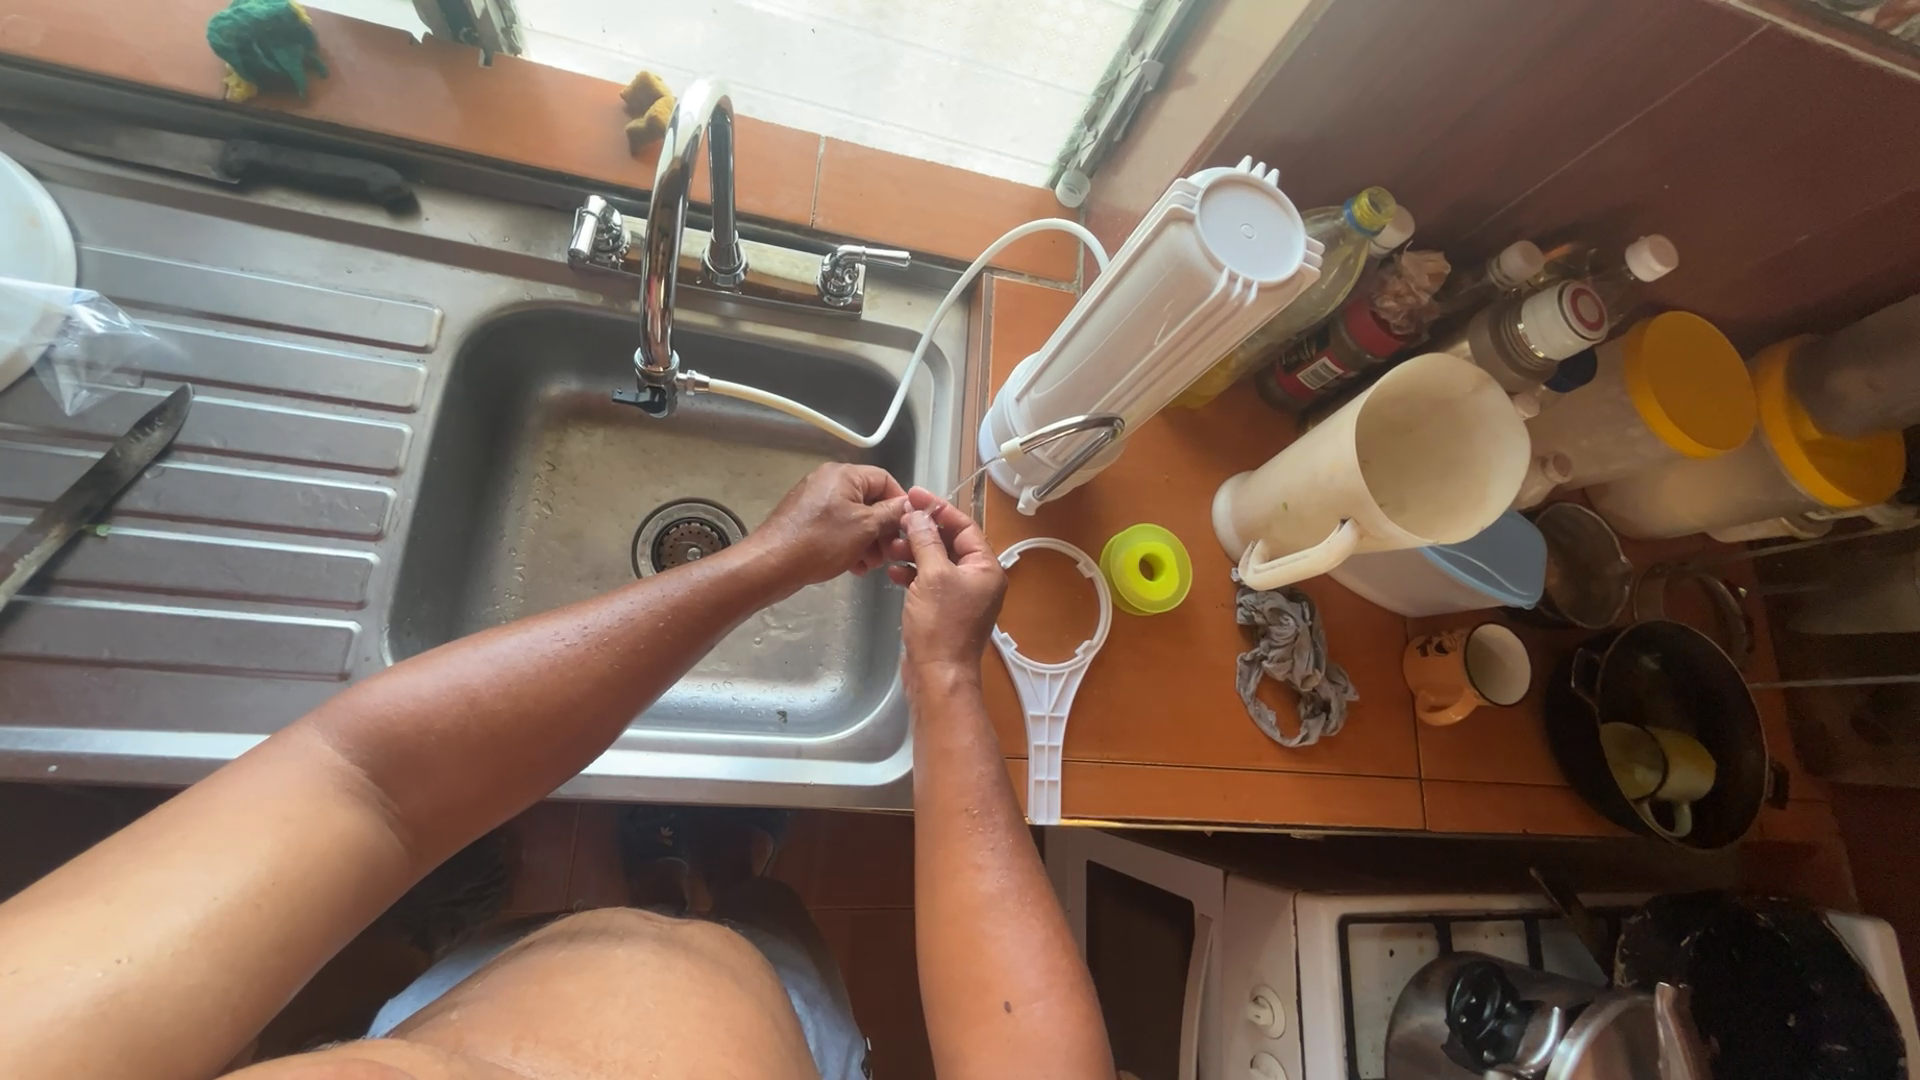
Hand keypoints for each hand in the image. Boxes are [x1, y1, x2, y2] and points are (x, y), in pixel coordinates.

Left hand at [750, 464, 908, 588]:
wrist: (772, 565)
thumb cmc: (819, 542)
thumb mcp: (865, 527)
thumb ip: (891, 513)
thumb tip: (909, 505)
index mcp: (844, 474)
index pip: (885, 479)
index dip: (900, 504)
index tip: (907, 528)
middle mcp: (829, 481)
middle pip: (870, 500)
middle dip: (883, 528)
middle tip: (887, 553)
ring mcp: (816, 501)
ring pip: (856, 517)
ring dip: (868, 541)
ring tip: (868, 564)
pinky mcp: (808, 520)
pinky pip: (839, 527)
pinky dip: (850, 544)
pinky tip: (853, 565)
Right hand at [885, 487, 1005, 677]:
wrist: (937, 676)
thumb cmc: (940, 626)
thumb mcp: (932, 576)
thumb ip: (925, 541)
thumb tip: (917, 515)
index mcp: (986, 567)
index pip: (964, 526)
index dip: (939, 508)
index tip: (915, 495)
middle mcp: (978, 579)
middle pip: (950, 542)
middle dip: (922, 530)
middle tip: (896, 519)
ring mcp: (962, 596)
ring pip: (937, 562)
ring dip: (914, 551)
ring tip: (889, 546)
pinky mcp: (944, 610)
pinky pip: (929, 582)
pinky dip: (912, 574)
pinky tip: (893, 572)